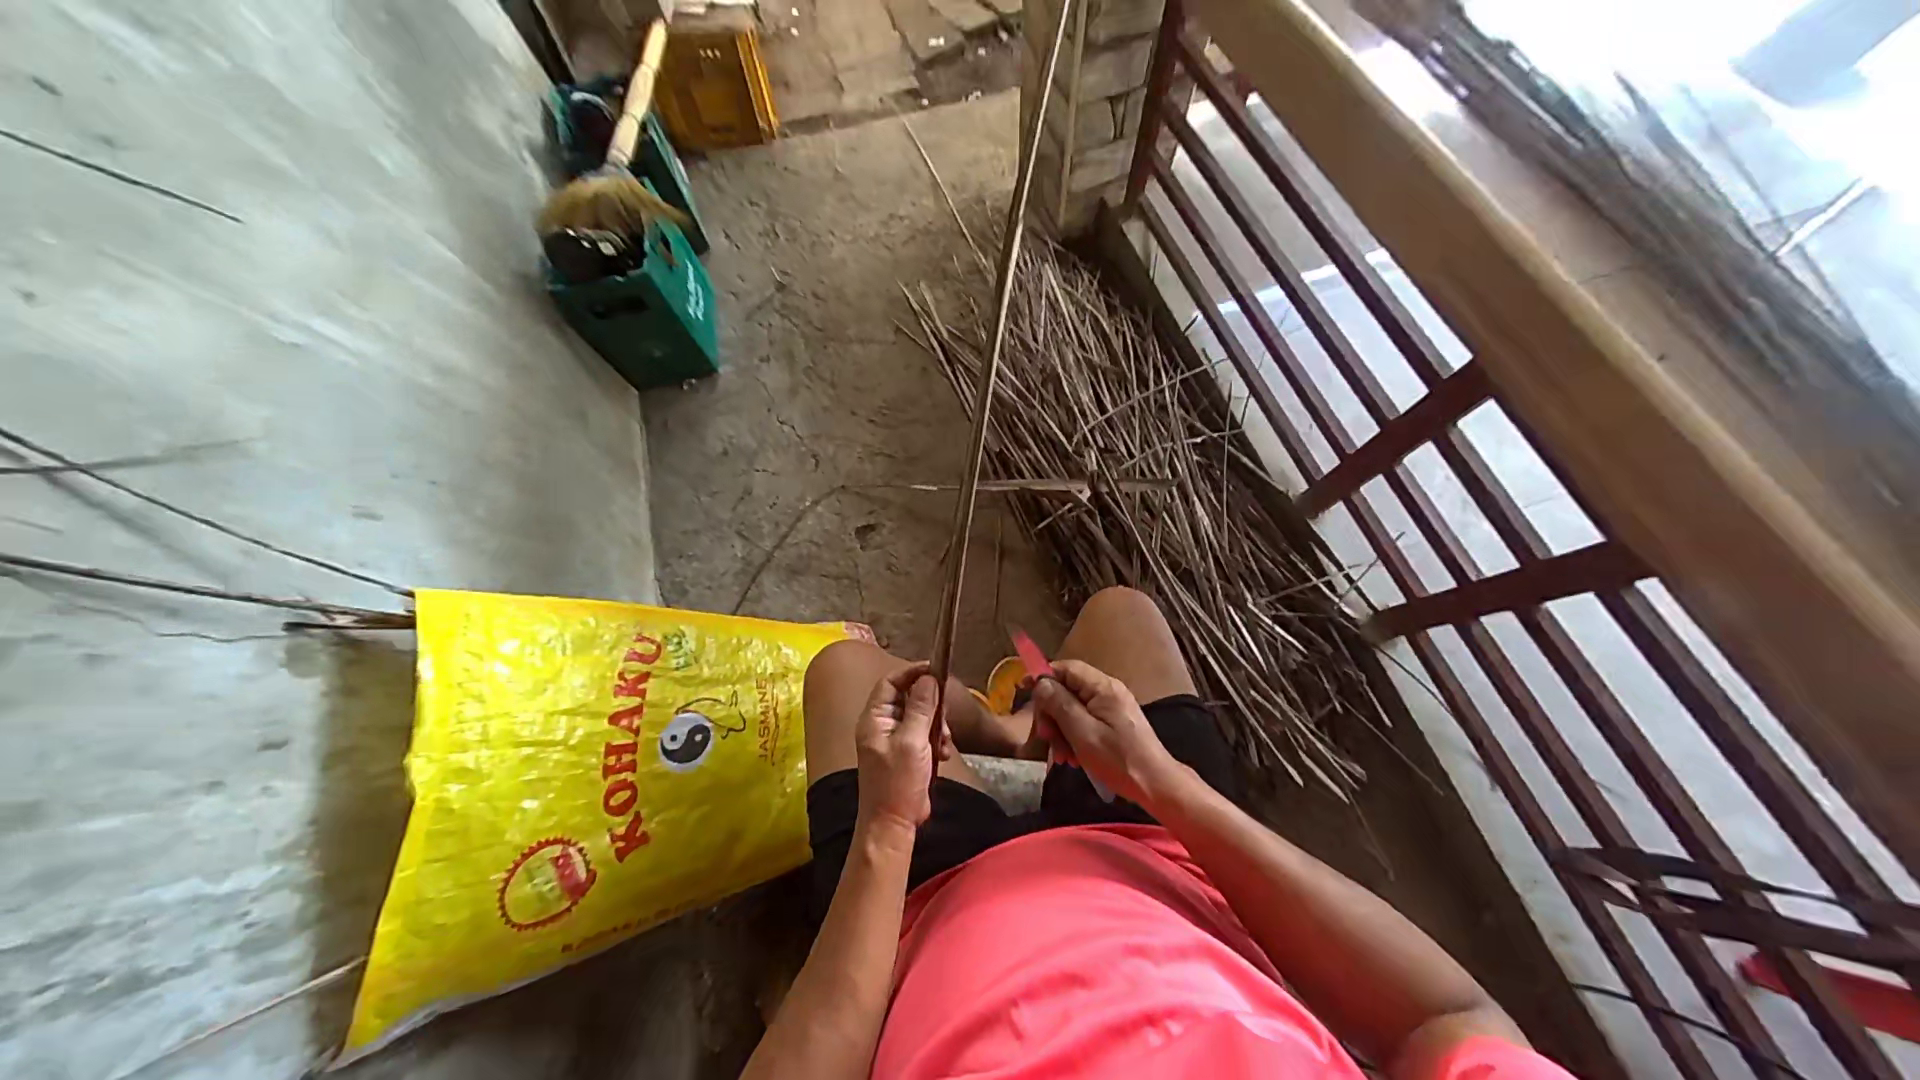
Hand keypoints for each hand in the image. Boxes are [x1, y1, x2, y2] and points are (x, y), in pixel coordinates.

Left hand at [854, 664, 945, 831]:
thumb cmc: (898, 782)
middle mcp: (882, 725)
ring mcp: (894, 739)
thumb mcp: (912, 741)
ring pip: (920, 715)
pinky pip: (924, 734)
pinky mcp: (906, 753)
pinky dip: (935, 739)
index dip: (913, 673)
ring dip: (936, 724)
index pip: (891, 682)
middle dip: (931, 704)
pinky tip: (943, 753)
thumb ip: (921, 707)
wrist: (893, 824)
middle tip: (944, 717)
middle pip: (909, 697)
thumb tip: (928, 678)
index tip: (937, 671)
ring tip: (944, 742)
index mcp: (874, 718)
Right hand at [1030, 659, 1188, 807]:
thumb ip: (1059, 704)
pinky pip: (1085, 722)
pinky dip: (1074, 737)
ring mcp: (1112, 708)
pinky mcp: (1114, 724)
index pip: (1066, 668)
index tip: (1022, 690)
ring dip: (1061, 730)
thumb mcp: (1082, 732)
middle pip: (1067, 690)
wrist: (1156, 786)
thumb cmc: (1118, 759)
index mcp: (1103, 687)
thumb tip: (1041, 683)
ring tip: (1062, 756)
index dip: (1042, 676)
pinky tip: (1073, 757)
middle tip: (1046, 738)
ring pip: (1073, 709)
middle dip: (1051, 713)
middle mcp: (1108, 691)